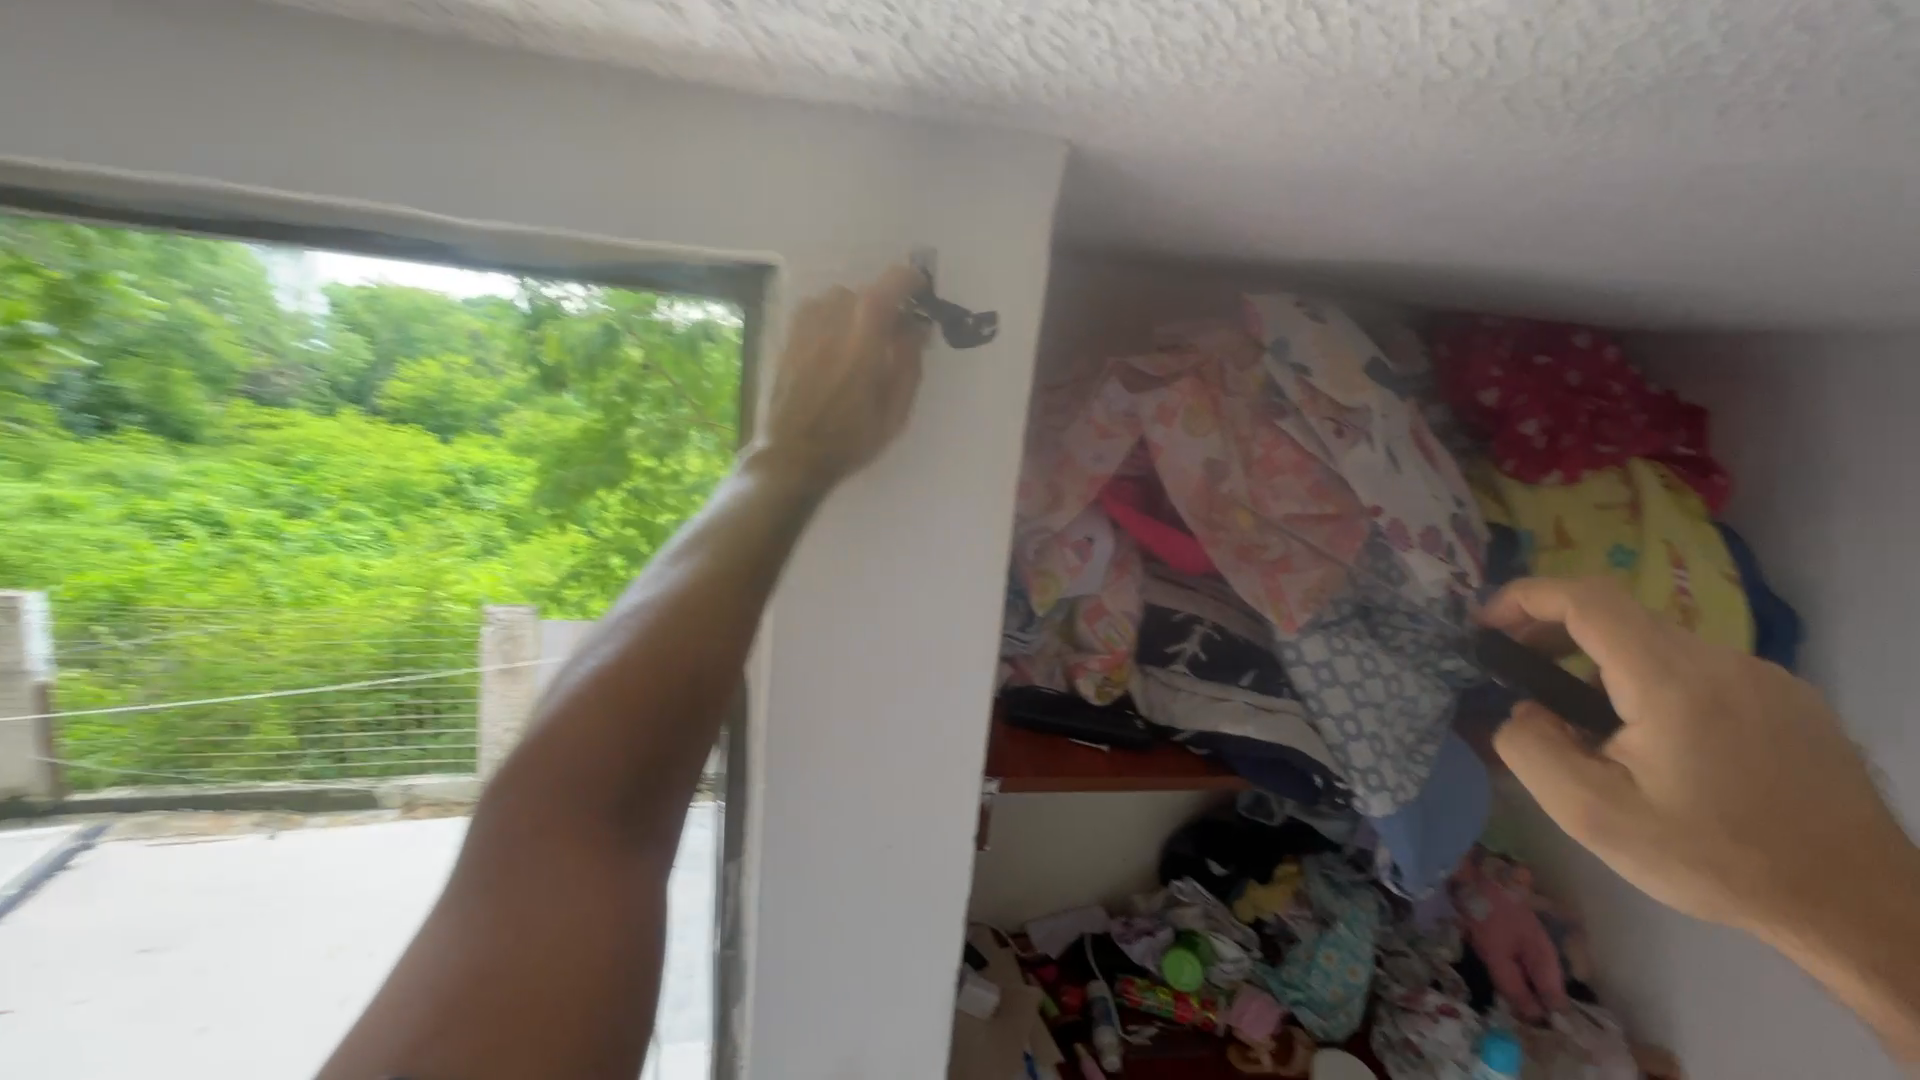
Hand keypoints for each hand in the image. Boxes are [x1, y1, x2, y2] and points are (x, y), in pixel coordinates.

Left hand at [747, 264, 930, 491]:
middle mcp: (830, 324)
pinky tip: (833, 346)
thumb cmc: (851, 440)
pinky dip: (829, 319)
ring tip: (859, 342)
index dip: (908, 280)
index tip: (920, 290)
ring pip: (835, 300)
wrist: (793, 457)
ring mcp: (803, 329)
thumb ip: (909, 364)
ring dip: (854, 313)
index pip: (888, 287)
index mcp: (862, 342)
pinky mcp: (786, 339)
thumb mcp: (895, 412)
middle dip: (883, 307)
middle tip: (892, 334)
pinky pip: (813, 312)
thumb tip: (916, 327)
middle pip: (863, 293)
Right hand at [1478, 577, 1912, 936]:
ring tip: (1587, 726)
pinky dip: (1652, 684)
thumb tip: (1525, 709)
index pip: (1586, 598)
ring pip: (1659, 647)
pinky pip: (1700, 671)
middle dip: (1553, 634)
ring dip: (1604, 666)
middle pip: (1619, 618)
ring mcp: (1766, 678)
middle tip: (1519, 676)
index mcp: (1671, 680)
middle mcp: (1723, 661)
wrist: (1856, 907)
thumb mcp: (1592, 815)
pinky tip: (1657, 744)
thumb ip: (1530, 748)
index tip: (1486, 625)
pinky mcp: (1792, 701)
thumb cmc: (1714, 859)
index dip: (1525, 596)